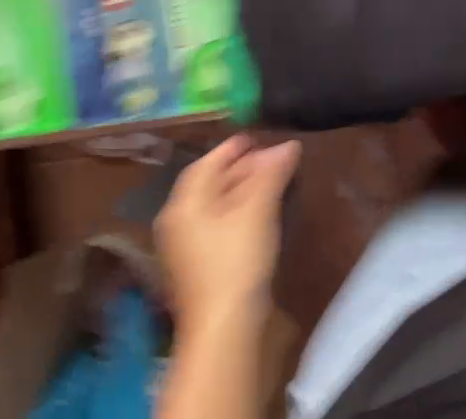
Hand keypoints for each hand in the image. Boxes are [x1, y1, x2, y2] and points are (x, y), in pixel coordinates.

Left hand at [155, 134, 300, 321]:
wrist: (223, 328)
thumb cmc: (235, 259)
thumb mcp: (257, 209)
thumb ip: (271, 173)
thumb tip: (288, 144)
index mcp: (183, 204)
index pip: (205, 164)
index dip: (231, 149)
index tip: (257, 137)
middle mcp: (177, 222)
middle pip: (209, 185)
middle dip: (241, 168)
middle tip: (272, 158)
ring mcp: (186, 248)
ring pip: (215, 207)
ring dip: (242, 190)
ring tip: (272, 181)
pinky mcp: (199, 268)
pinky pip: (218, 226)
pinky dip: (239, 211)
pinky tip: (261, 213)